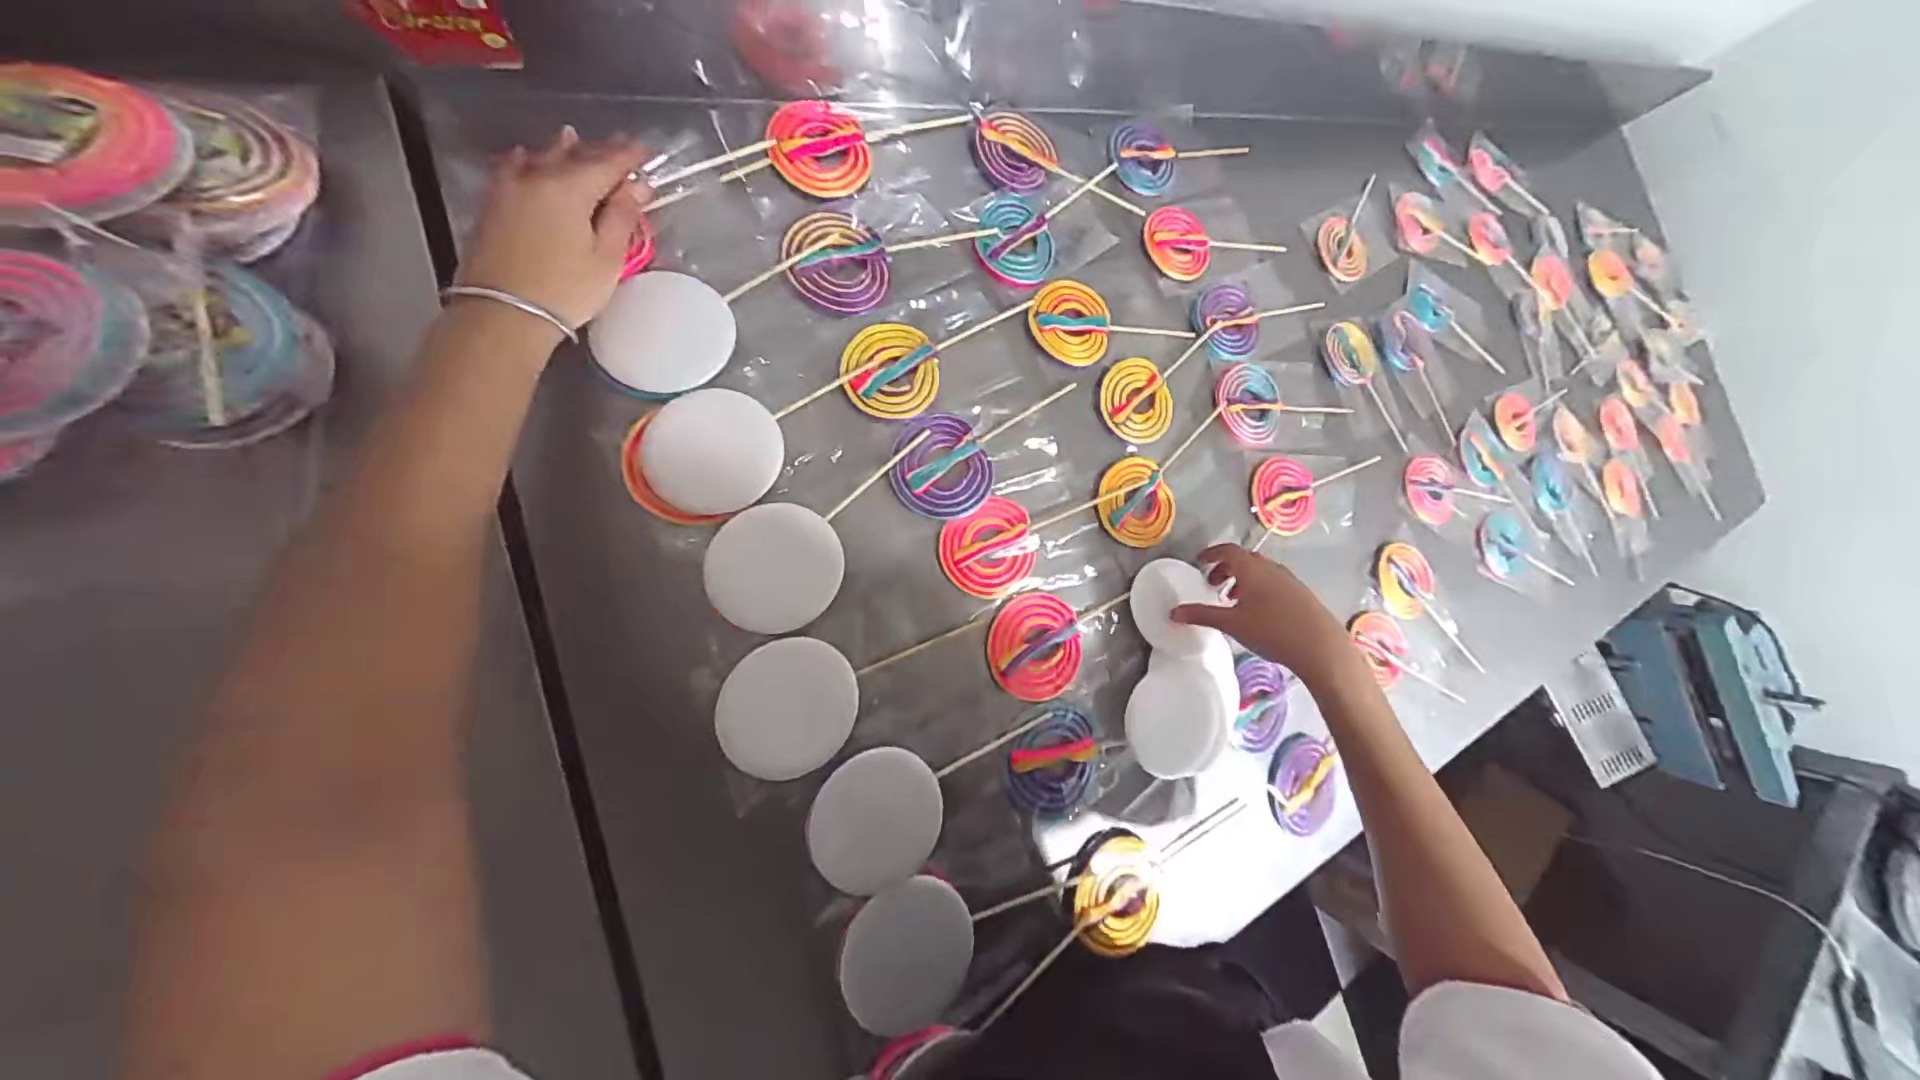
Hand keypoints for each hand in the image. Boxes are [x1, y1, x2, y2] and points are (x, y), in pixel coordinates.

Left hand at [456, 127, 651, 331]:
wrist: (504, 311)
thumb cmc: (565, 289)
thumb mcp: (606, 258)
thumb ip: (621, 217)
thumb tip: (637, 188)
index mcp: (569, 188)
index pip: (606, 163)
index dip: (628, 156)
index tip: (644, 149)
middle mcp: (536, 178)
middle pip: (572, 156)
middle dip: (598, 151)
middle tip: (619, 147)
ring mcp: (509, 189)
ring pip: (540, 158)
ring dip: (562, 150)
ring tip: (573, 140)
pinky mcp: (493, 205)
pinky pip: (515, 169)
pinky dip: (530, 161)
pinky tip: (528, 158)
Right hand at [1170, 544, 1353, 684]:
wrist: (1321, 647)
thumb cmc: (1271, 630)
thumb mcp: (1231, 624)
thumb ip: (1201, 615)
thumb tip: (1174, 613)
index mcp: (1252, 569)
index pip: (1228, 551)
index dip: (1212, 553)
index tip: (1200, 560)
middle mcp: (1271, 569)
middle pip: (1245, 559)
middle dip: (1226, 568)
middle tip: (1213, 583)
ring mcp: (1290, 580)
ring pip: (1261, 571)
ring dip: (1243, 579)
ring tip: (1233, 599)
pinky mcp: (1301, 594)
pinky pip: (1274, 582)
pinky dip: (1259, 588)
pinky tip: (1257, 611)